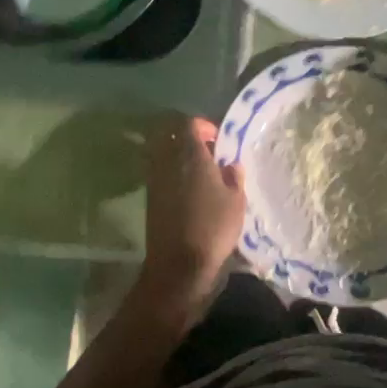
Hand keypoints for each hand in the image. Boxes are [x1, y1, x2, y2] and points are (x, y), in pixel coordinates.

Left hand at [140, 116, 244, 309]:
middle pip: (169, 134)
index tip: (217, 139)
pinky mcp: (150, 196)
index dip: (202, 125)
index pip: (188, 124)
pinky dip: (172, 171)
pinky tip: (190, 189)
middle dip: (186, 137)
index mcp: (189, 155)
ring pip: (162, 152)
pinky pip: (159, 171)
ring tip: (200, 171)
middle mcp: (167, 160)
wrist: (179, 263)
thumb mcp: (236, 201)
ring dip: (178, 154)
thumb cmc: (213, 227)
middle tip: (206, 150)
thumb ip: (233, 176)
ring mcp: (155, 178)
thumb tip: (229, 164)